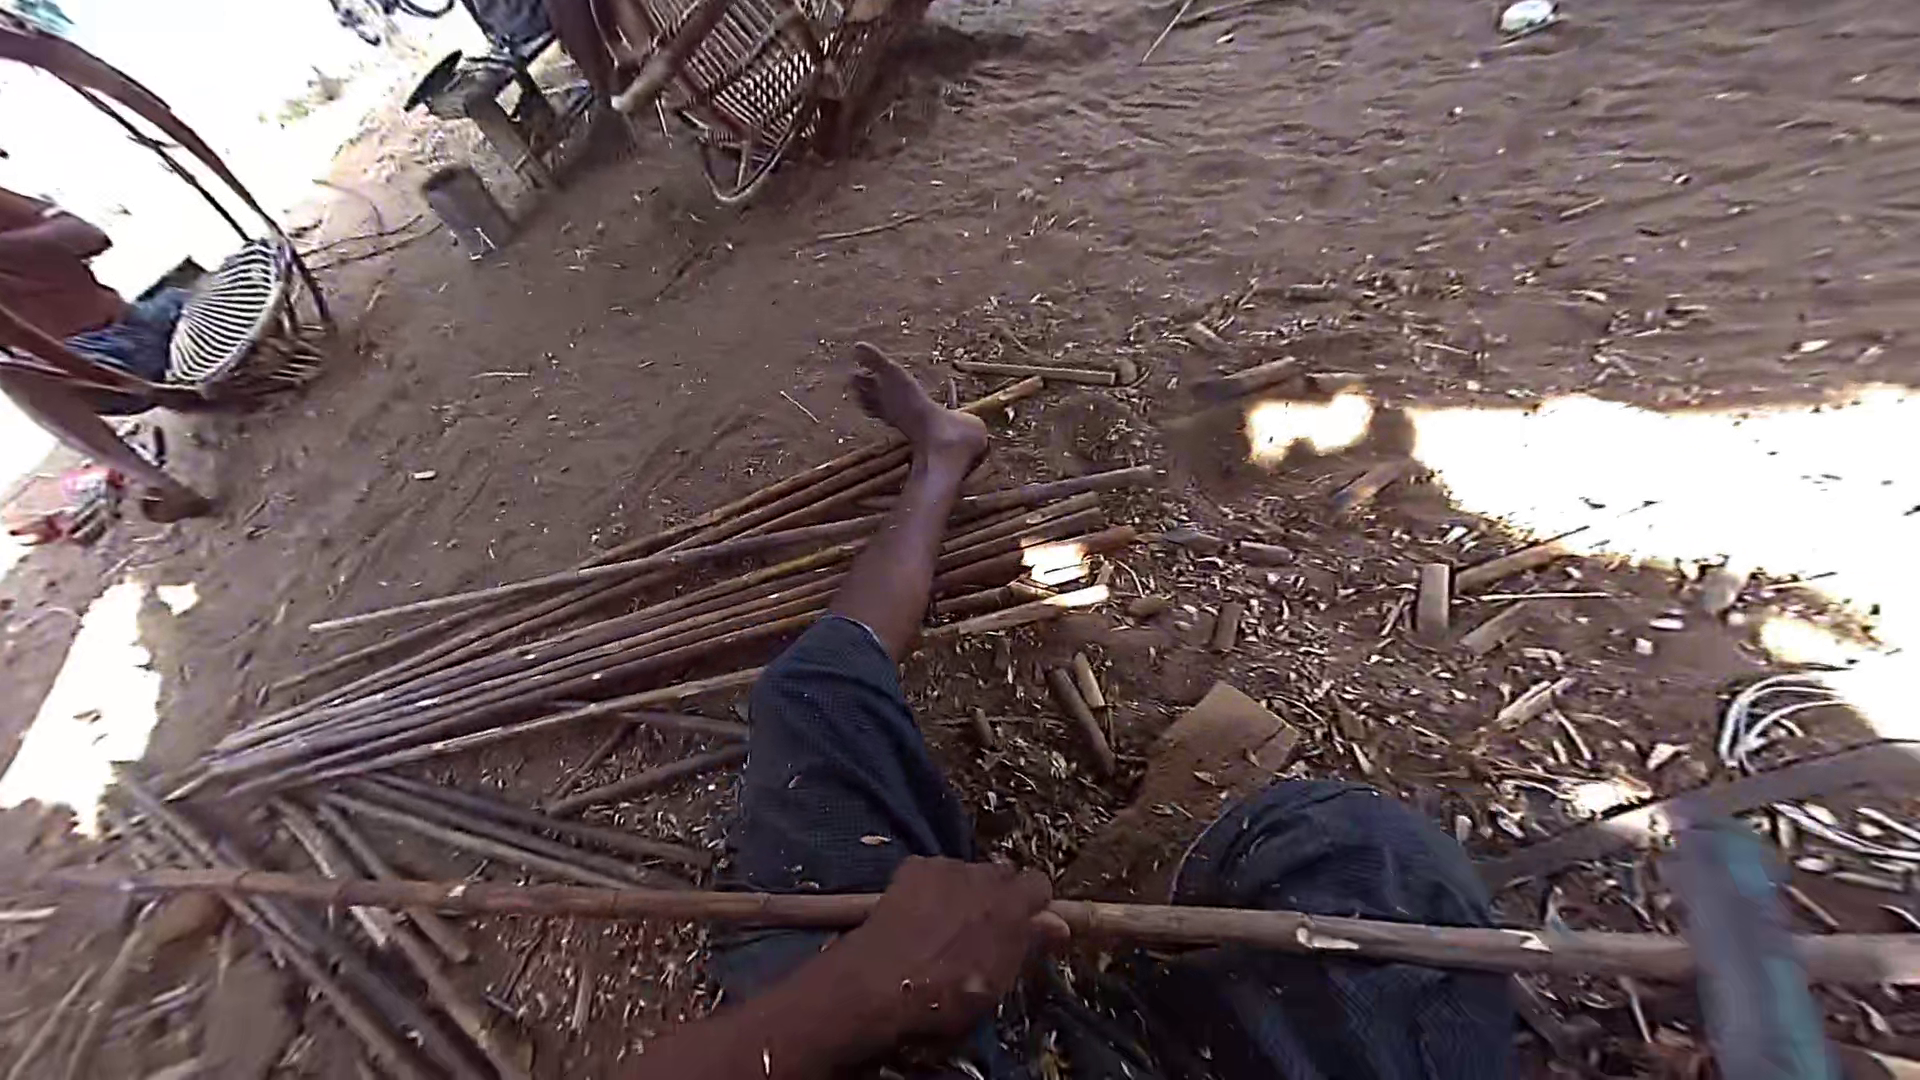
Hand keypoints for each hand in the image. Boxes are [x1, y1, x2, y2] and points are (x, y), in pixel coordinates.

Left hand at [826, 857, 1067, 1042]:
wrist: (882, 979)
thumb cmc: (947, 993)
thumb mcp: (998, 980)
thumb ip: (1029, 943)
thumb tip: (1059, 924)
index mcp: (1010, 904)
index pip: (1039, 883)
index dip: (1034, 902)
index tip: (1026, 923)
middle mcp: (983, 875)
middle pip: (1002, 873)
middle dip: (998, 894)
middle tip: (982, 926)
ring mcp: (947, 866)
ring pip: (968, 871)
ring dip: (965, 889)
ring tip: (944, 922)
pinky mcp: (916, 865)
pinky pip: (935, 870)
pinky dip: (932, 886)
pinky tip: (919, 912)